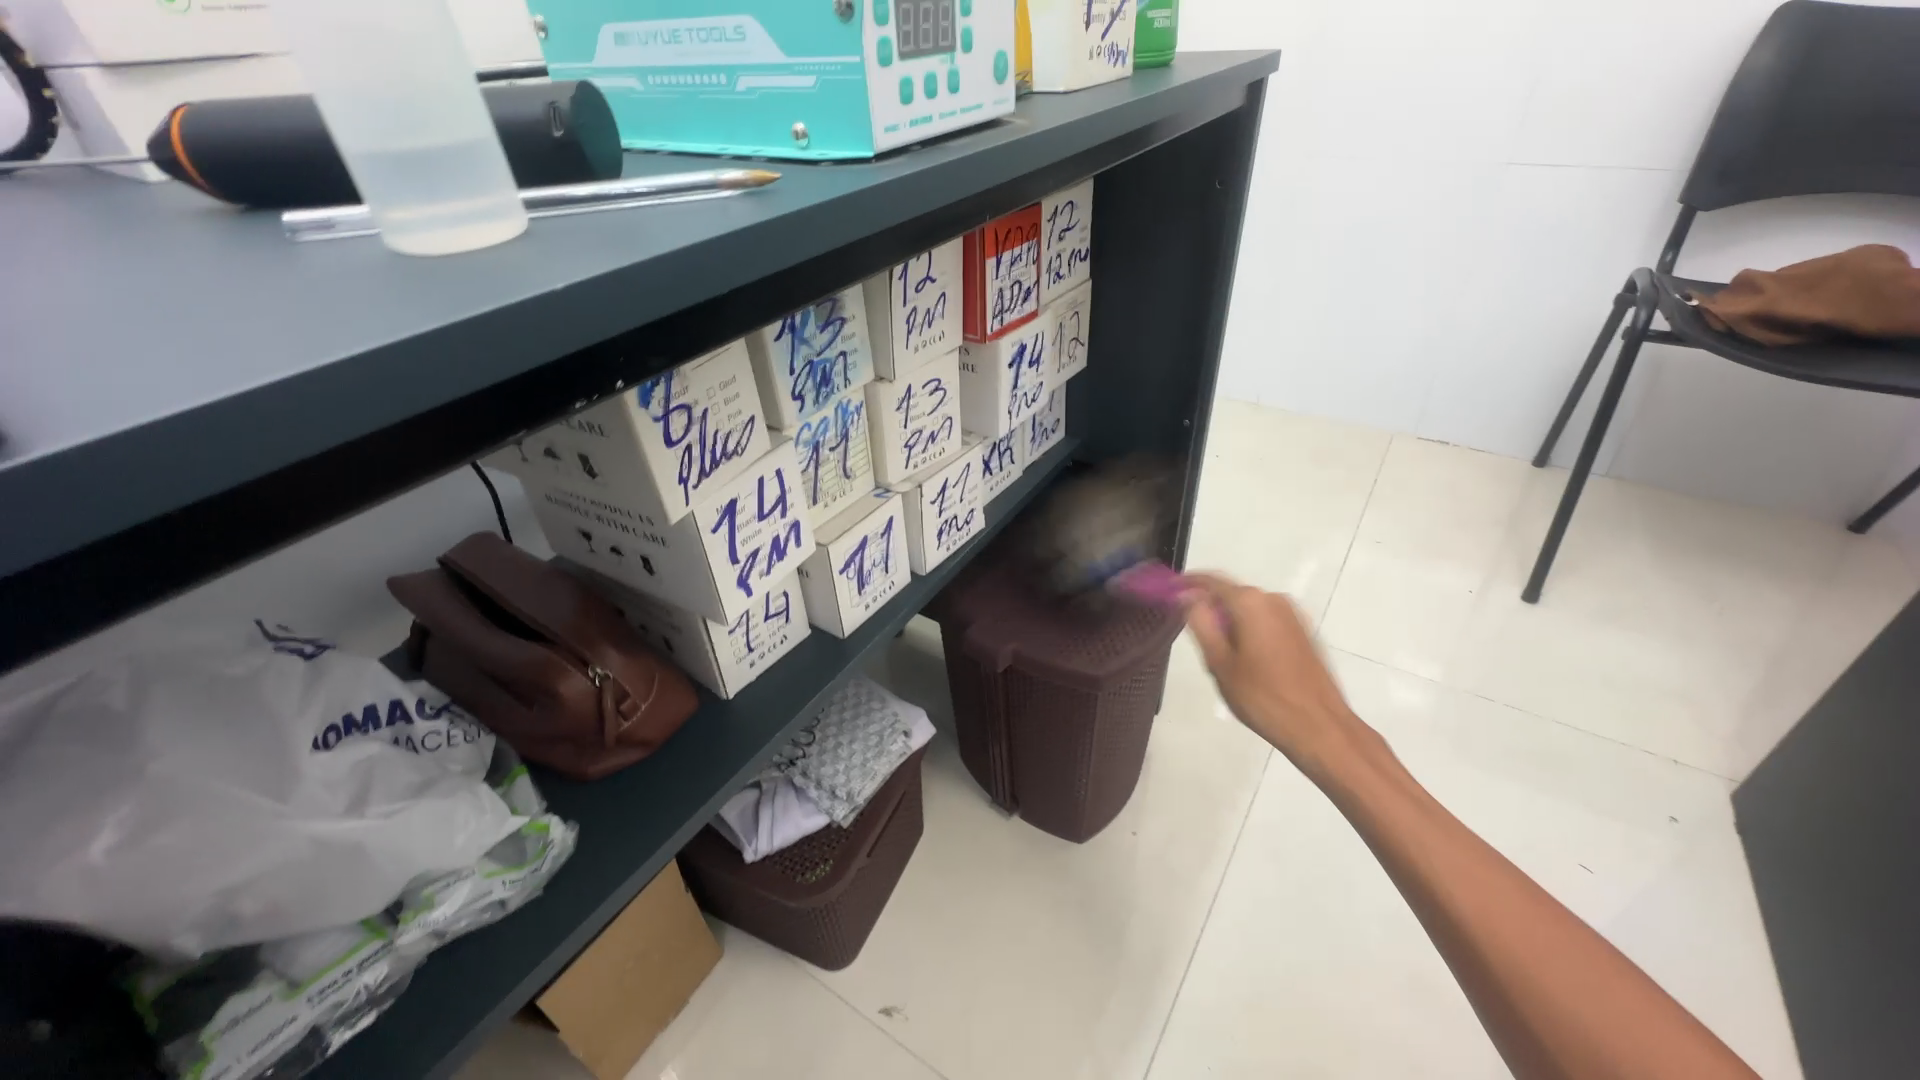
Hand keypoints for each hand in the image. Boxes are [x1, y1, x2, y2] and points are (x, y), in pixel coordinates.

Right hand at [1182, 574, 1379, 776]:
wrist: (1318, 727)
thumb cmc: (1262, 697)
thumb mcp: (1219, 662)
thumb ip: (1200, 622)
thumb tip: (1187, 596)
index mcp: (1250, 602)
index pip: (1210, 581)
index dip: (1186, 584)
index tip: (1167, 590)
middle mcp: (1273, 599)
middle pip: (1231, 595)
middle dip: (1210, 610)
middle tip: (1197, 644)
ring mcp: (1293, 615)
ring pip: (1249, 610)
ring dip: (1231, 624)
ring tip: (1223, 661)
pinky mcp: (1303, 632)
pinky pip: (1266, 622)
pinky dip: (1249, 632)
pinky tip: (1247, 663)